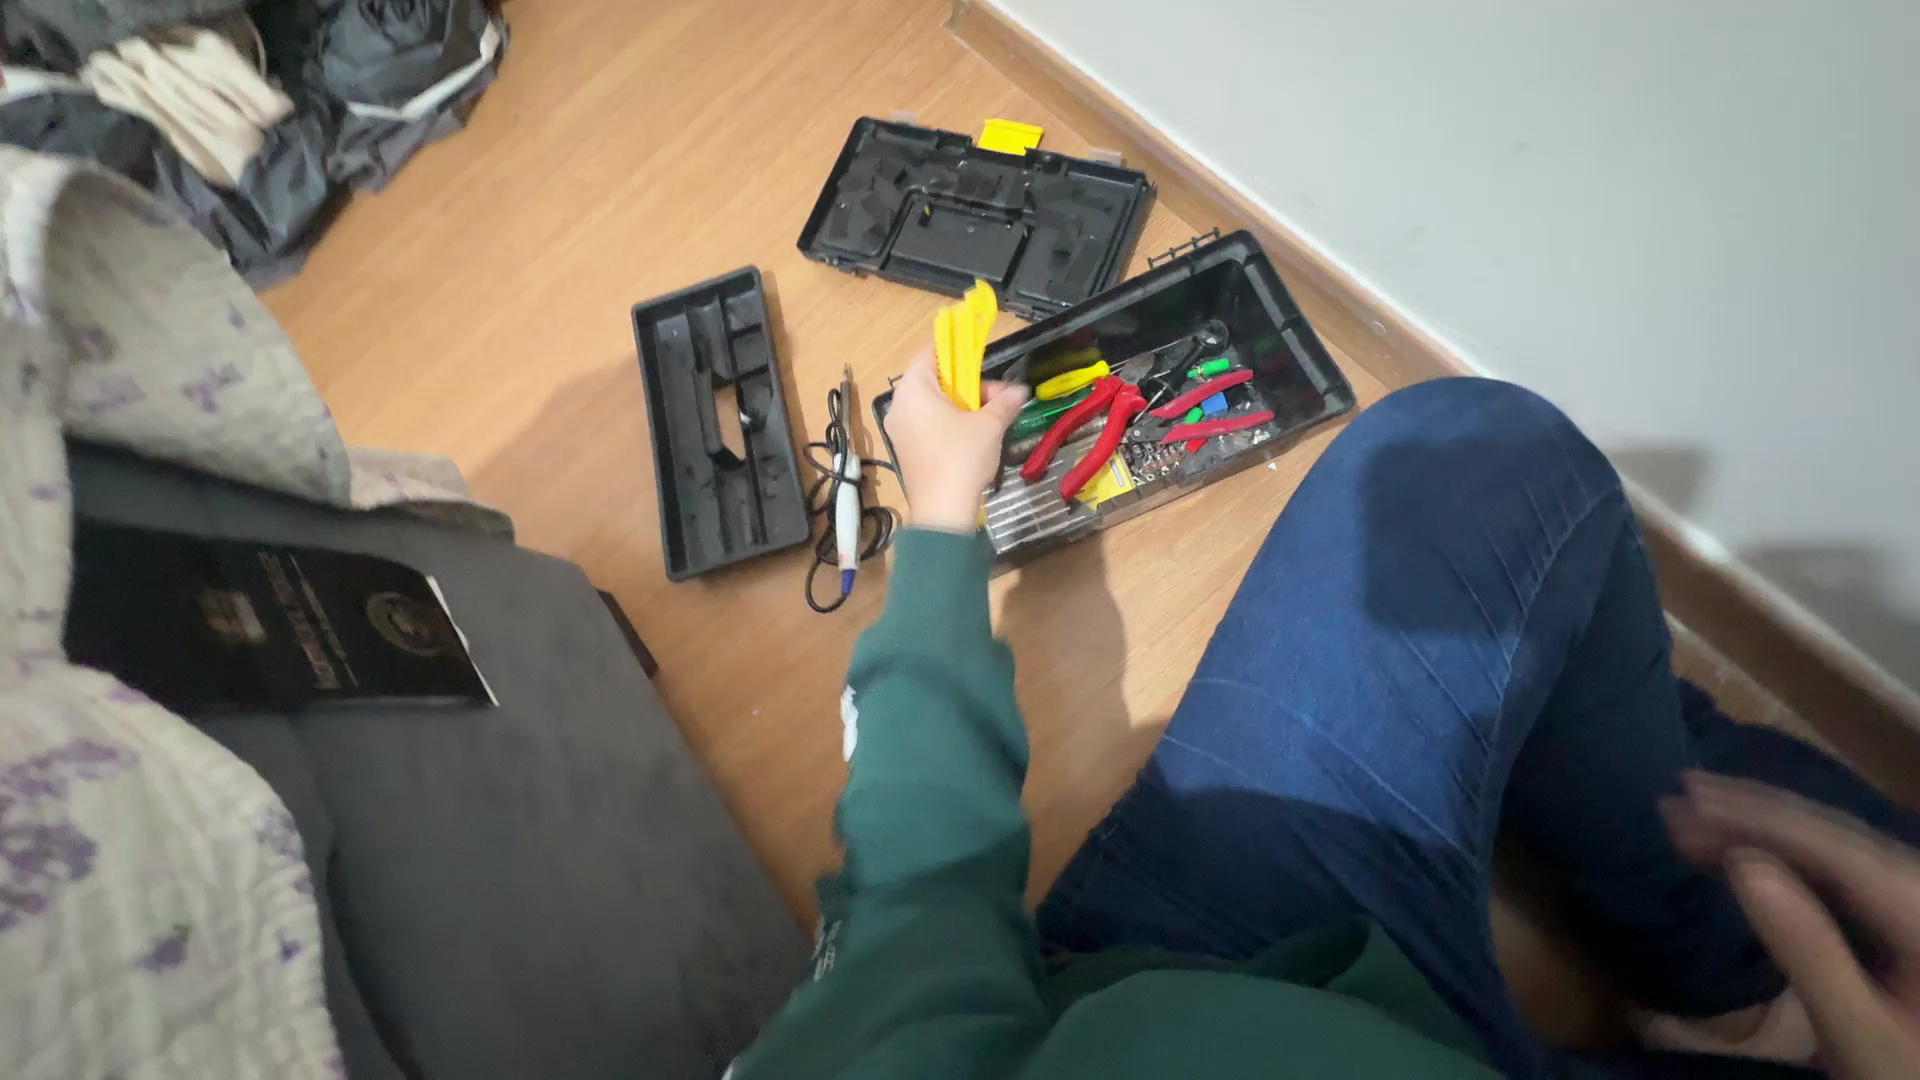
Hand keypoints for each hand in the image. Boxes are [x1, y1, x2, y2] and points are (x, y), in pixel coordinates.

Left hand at [882, 346, 1026, 531]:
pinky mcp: (906, 450)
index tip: (980, 356)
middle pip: (934, 380)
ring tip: (990, 417)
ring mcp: (900, 429)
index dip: (957, 350)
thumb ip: (1004, 402)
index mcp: (913, 389)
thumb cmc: (962, 458)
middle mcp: (899, 405)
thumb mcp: (989, 425)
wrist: (942, 511)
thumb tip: (1019, 391)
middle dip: (968, 384)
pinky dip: (949, 423)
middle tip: (996, 396)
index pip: (931, 352)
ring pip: (932, 404)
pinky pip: (928, 424)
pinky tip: (973, 436)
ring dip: (962, 405)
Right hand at [1664, 771, 1919, 1078]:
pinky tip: (1742, 846)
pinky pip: (1846, 870)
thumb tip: (1741, 866)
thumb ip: (1807, 950)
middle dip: (1757, 811)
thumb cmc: (1901, 1072)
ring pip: (1843, 848)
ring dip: (1765, 824)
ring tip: (1697, 808)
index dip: (1763, 818)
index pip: (1842, 854)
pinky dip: (1787, 851)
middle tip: (1682, 791)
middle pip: (1844, 841)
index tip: (1688, 797)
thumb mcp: (1857, 1030)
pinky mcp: (1911, 924)